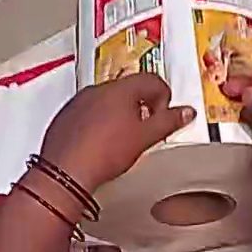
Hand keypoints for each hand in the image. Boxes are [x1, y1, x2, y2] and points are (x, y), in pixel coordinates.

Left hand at [39, 72, 194, 191]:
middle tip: (144, 129)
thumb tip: (185, 112)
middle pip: (128, 88)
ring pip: (106, 100)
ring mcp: (78, 102)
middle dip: (141, 107)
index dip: (163, 98)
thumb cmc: (102, 153)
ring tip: (121, 140)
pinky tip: (100, 144)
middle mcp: (97, 90)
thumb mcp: (144, 138)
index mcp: (120, 89)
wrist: (66, 172)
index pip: (151, 80)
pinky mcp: (65, 116)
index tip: (162, 116)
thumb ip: (168, 121)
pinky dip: (98, 122)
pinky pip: (87, 112)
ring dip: (119, 114)